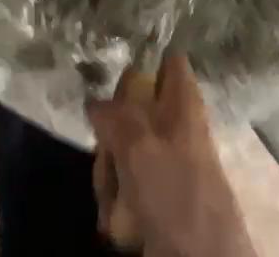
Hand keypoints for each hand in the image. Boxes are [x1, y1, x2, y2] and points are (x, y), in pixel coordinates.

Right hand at [87, 55, 256, 256]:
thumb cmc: (177, 195)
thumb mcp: (138, 146)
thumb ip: (113, 116)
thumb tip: (94, 100)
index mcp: (184, 106)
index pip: (168, 62)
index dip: (141, 59)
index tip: (111, 68)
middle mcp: (176, 130)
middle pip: (130, 111)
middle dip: (110, 134)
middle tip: (107, 153)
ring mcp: (167, 167)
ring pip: (121, 152)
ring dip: (108, 174)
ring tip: (116, 197)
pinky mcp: (158, 199)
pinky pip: (123, 187)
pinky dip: (116, 202)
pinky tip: (119, 218)